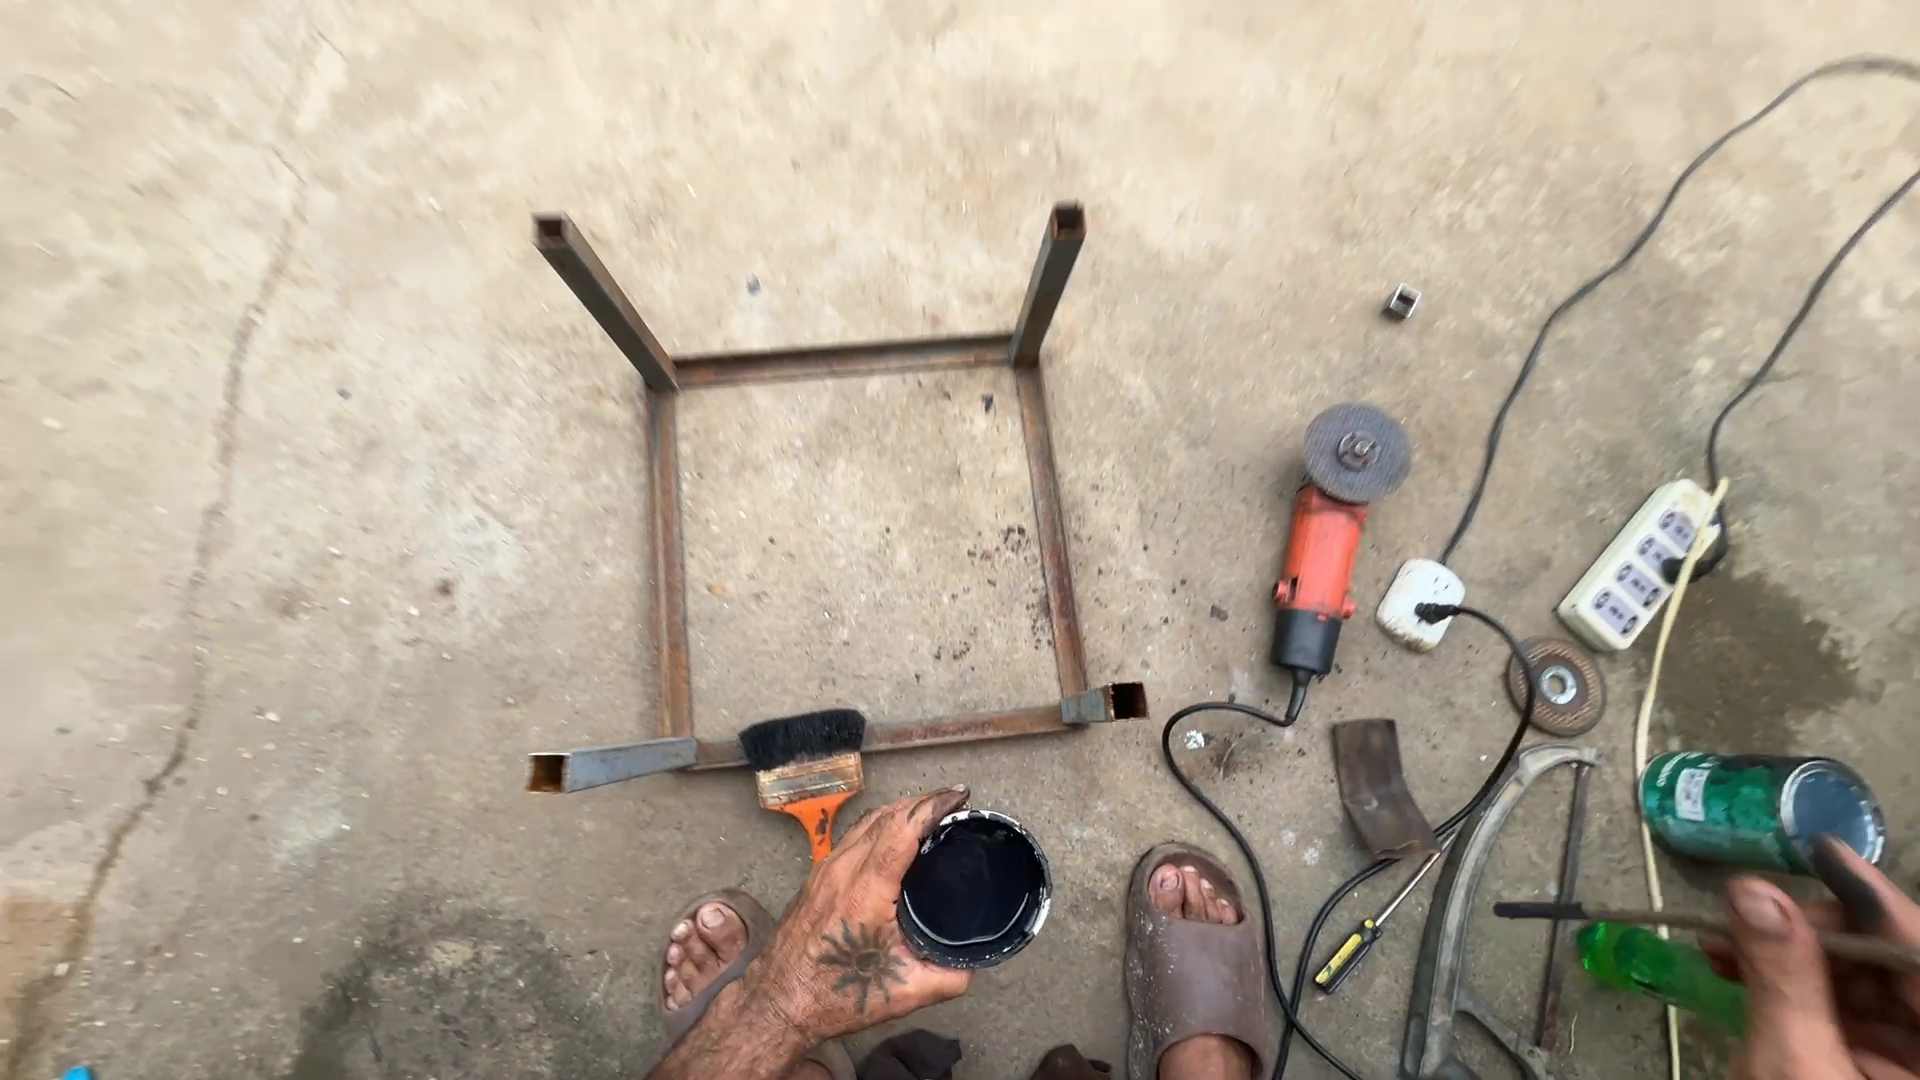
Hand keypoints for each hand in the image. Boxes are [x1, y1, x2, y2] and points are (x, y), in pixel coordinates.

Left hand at [743, 786, 973, 1042]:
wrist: (779, 1001)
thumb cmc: (836, 995)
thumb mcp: (902, 994)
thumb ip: (946, 979)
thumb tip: (972, 965)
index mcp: (866, 891)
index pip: (903, 829)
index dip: (933, 806)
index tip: (959, 797)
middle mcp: (844, 869)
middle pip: (888, 815)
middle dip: (924, 801)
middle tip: (954, 801)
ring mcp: (828, 867)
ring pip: (869, 819)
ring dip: (902, 807)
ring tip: (930, 809)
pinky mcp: (819, 872)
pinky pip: (855, 831)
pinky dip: (882, 820)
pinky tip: (896, 831)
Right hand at [1718, 838, 1919, 1079]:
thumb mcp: (1792, 1065)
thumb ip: (1780, 976)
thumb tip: (1753, 889)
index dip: (1880, 903)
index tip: (1820, 850)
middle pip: (1903, 971)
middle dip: (1819, 933)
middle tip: (1745, 915)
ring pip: (1875, 987)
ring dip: (1794, 956)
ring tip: (1723, 943)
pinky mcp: (1897, 1071)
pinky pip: (1858, 1014)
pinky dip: (1797, 986)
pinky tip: (1742, 968)